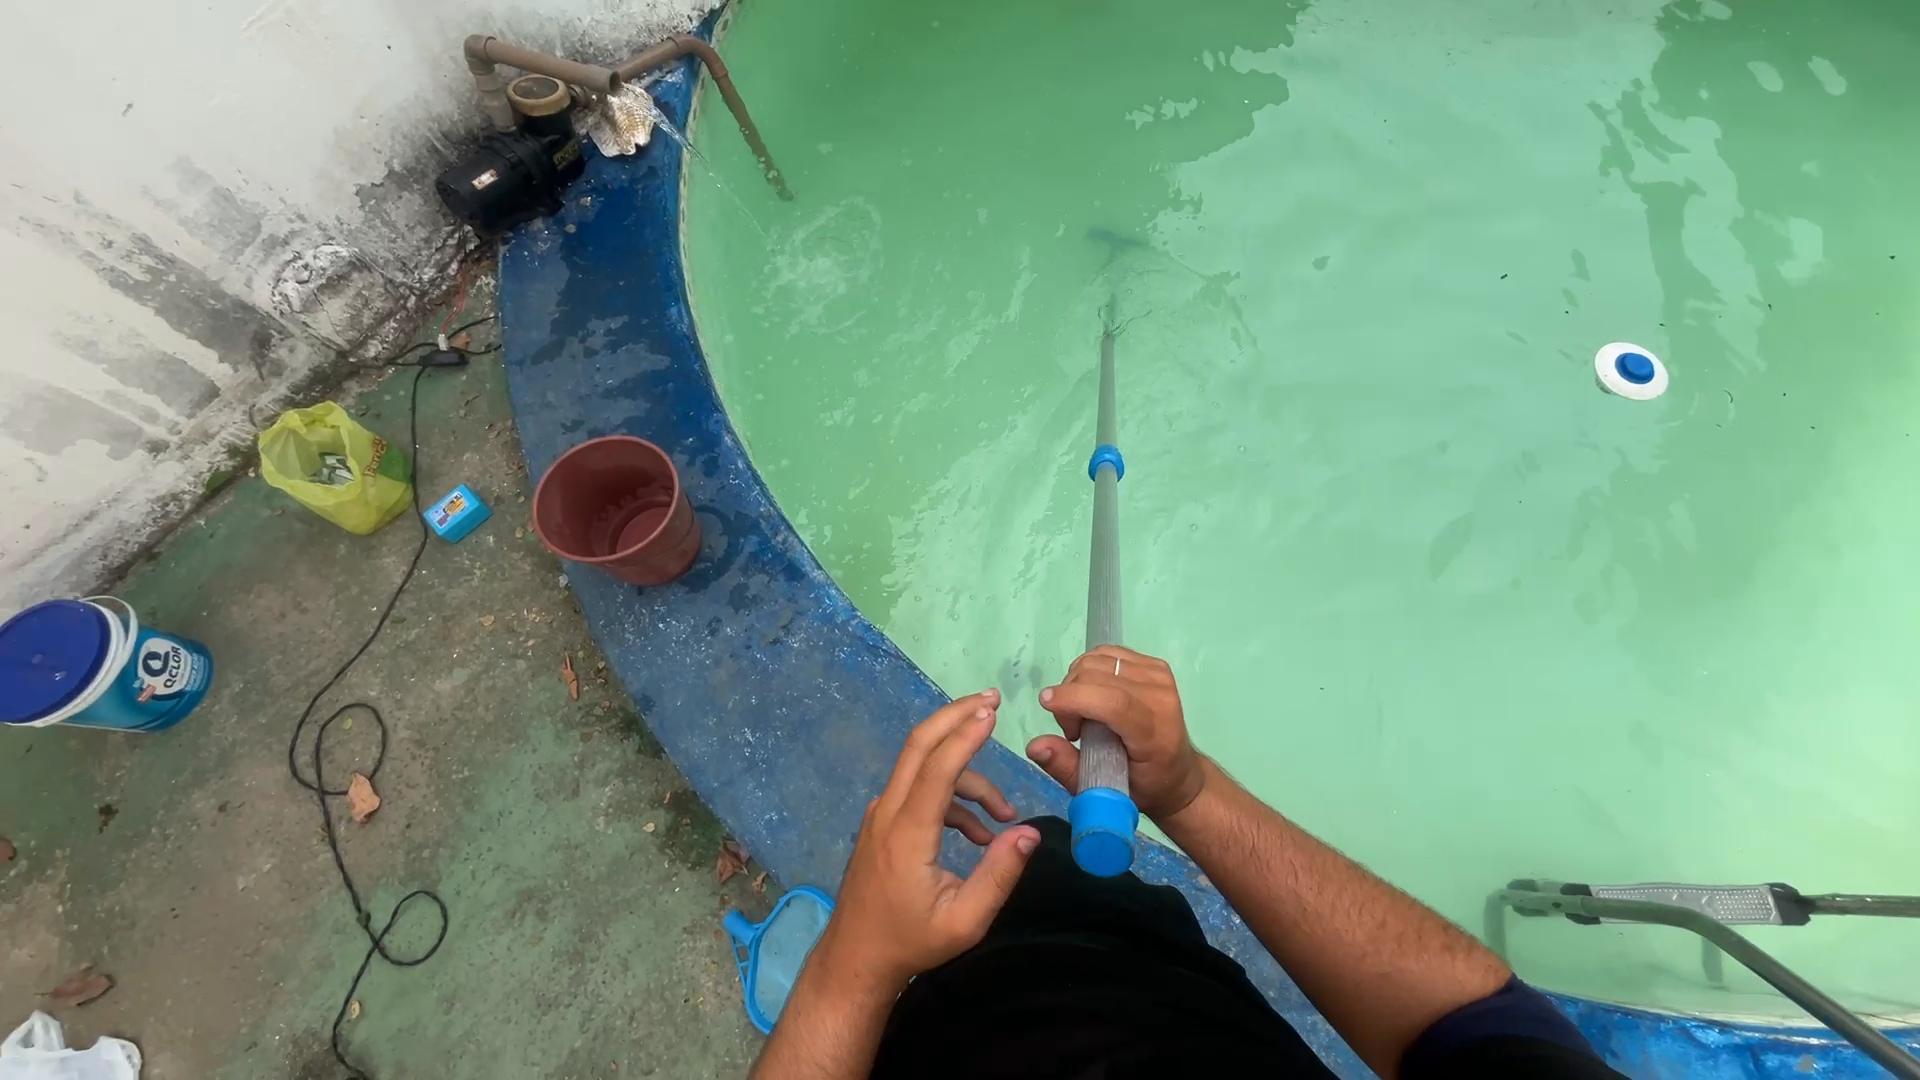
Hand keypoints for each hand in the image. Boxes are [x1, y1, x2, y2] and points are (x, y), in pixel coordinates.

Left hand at [815, 690, 1040, 990]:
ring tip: (1005, 812)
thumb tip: (1029, 832)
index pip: (936, 768)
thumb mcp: (965, 922)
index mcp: (907, 834)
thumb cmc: (911, 942)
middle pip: (918, 744)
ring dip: (966, 774)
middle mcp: (889, 812)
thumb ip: (999, 875)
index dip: (965, 736)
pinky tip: (979, 833)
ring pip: (923, 767)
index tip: (992, 711)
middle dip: (955, 716)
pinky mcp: (883, 820)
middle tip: (992, 699)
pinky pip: (920, 789)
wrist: (856, 958)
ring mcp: (882, 813)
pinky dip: (952, 797)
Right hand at [1026, 645, 1208, 822]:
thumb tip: (1035, 745)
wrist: (1178, 772)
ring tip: (1084, 713)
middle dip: (1069, 698)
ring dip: (1077, 683)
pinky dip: (1089, 670)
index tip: (1046, 703)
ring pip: (1096, 660)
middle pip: (1097, 675)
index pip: (1113, 703)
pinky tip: (1093, 693)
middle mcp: (1161, 698)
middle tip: (1074, 729)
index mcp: (1154, 734)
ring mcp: (1159, 677)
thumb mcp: (1103, 791)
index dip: (1075, 698)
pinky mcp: (1154, 664)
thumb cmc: (1142, 786)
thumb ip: (1066, 767)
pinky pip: (1106, 654)